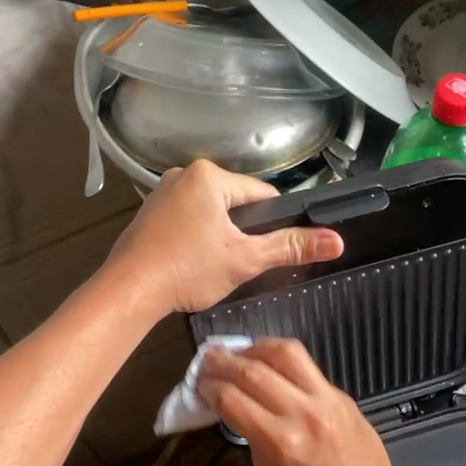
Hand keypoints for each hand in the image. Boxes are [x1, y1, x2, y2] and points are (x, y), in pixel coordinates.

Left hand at [101, 161, 343, 316]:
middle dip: (243, 230)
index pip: (262, 194)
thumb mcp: (245, 259)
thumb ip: (291, 247)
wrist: (129, 291)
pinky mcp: (148, 214)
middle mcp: (184, 174)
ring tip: (217, 266)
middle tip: (243, 262)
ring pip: (210, 212)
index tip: (273, 249)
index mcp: (209, 176)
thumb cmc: (188, 270)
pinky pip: (187, 220)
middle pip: (235, 202)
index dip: (274, 222)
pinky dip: (195, 239)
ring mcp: (162, 193)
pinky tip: (194, 264)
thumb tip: (336, 240)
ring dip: (219, 235)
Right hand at [199, 339, 419, 465]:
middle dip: (224, 361)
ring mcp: (326, 400)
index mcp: (278, 441)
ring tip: (242, 352)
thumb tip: (237, 405)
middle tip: (209, 357)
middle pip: (253, 370)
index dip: (209, 388)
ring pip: (286, 353)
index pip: (232, 399)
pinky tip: (271, 363)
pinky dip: (283, 360)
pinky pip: (308, 367)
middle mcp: (302, 413)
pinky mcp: (342, 395)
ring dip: (257, 347)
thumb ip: (253, 435)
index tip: (200, 384)